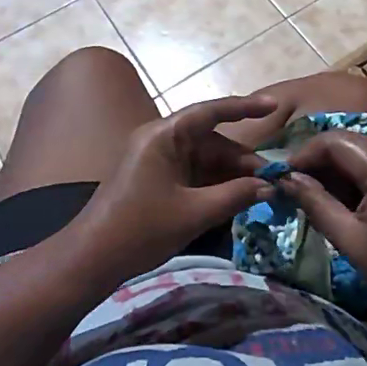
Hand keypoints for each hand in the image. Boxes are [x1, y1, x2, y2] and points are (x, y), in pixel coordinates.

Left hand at [64, 96, 277, 282]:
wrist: (92, 260)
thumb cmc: (141, 228)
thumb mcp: (195, 213)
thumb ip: (236, 195)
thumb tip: (270, 187)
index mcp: (164, 136)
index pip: (211, 111)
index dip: (245, 107)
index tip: (274, 105)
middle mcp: (162, 140)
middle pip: (213, 140)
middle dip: (243, 159)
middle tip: (275, 177)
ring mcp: (159, 160)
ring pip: (207, 159)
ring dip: (233, 174)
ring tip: (263, 191)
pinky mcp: (159, 180)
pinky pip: (196, 174)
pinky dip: (217, 184)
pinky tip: (240, 197)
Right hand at [279, 132, 366, 314]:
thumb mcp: (351, 239)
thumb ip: (316, 203)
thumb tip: (287, 179)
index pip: (334, 140)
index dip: (303, 154)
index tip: (281, 177)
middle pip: (349, 141)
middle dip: (318, 161)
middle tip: (294, 189)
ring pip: (363, 152)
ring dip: (337, 169)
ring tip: (314, 198)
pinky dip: (357, 176)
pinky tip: (343, 202)